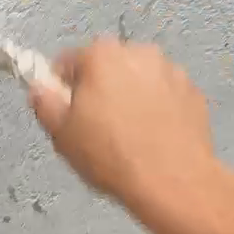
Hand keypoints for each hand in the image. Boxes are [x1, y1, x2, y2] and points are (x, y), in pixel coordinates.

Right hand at [29, 38, 233, 233]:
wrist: (173, 182)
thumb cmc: (111, 156)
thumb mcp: (62, 134)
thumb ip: (44, 102)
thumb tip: (39, 87)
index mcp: (101, 55)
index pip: (67, 62)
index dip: (62, 89)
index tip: (66, 115)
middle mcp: (139, 52)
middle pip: (107, 67)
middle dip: (100, 91)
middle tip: (97, 129)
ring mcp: (172, 71)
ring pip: (139, 80)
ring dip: (131, 98)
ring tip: (129, 137)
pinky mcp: (194, 93)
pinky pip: (166, 96)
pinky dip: (158, 110)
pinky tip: (154, 138)